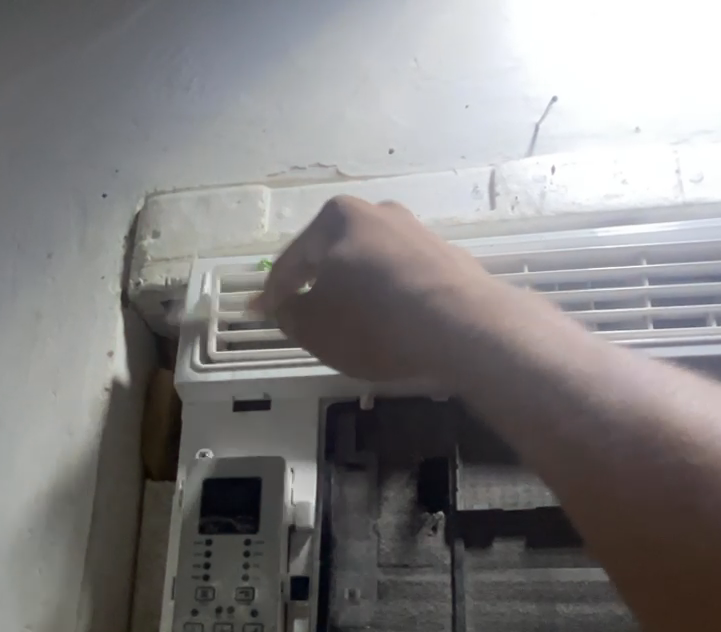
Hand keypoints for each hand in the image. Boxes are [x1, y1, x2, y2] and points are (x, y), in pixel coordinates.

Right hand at [254, 196, 527, 385]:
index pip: (291, 262)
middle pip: (334, 258)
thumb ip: (289, 315)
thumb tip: (287, 306)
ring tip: (351, 327)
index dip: (272, 295)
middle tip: (305, 318)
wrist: (461, 327)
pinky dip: (390, 302)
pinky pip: (404, 283)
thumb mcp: (312, 328)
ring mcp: (418, 233)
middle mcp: (378, 214)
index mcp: (336, 220)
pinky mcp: (448, 260)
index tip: (259, 315)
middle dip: (318, 288)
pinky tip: (391, 327)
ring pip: (370, 269)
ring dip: (356, 294)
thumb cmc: (372, 323)